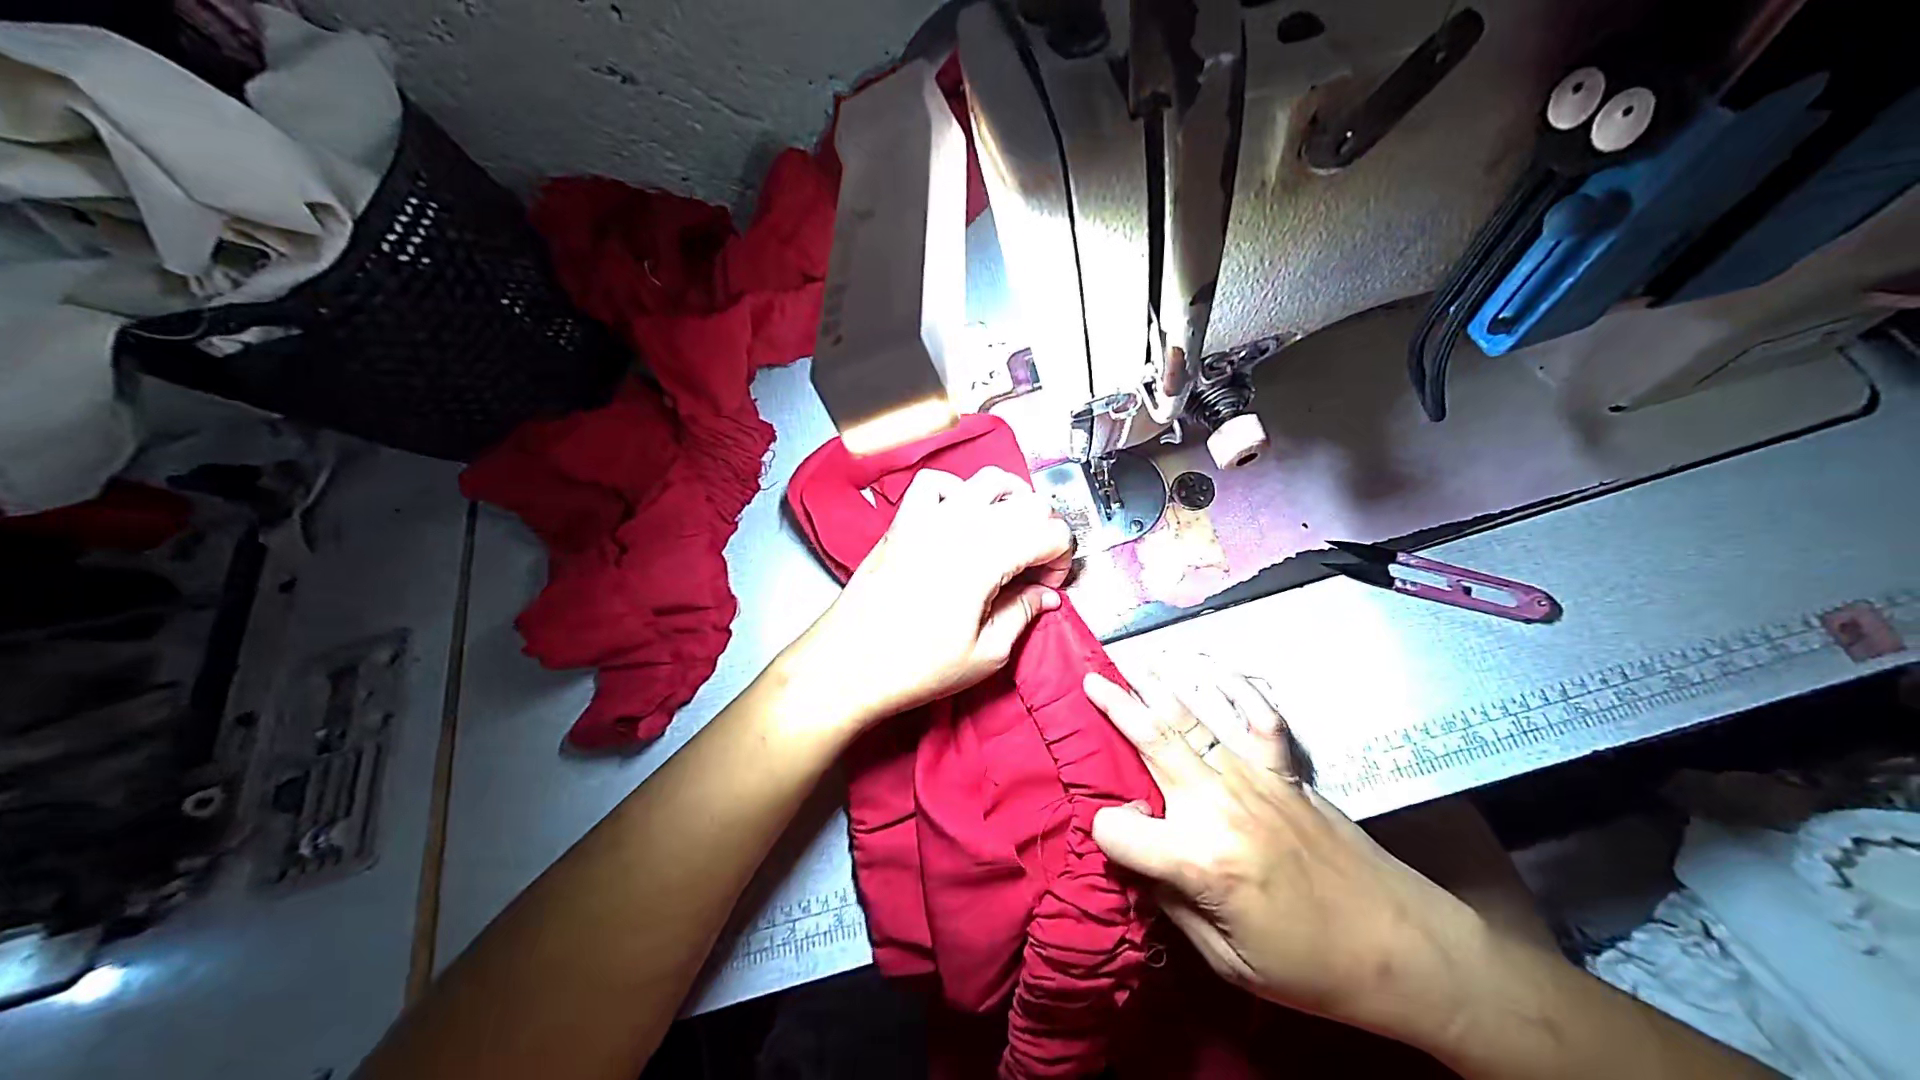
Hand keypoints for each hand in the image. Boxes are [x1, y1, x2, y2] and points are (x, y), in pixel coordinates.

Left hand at [783, 466, 1072, 732]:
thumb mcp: (985, 653)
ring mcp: (928, 518)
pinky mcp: (903, 522)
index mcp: (986, 557)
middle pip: (1028, 502)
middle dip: (1044, 532)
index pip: (1051, 532)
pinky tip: (962, 518)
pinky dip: (959, 492)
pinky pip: (937, 483)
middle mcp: (959, 526)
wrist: (848, 664)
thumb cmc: (908, 665)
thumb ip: (1023, 614)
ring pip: (989, 480)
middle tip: (1035, 568)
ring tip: (1010, 535)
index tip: (1050, 584)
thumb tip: (1044, 596)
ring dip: (1012, 503)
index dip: (1061, 558)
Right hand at [1082, 662, 1497, 1049]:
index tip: (1115, 843)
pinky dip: (1234, 689)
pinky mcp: (1286, 773)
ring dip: (1163, 686)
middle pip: (1153, 743)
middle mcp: (1221, 806)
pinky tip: (1214, 669)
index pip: (1119, 830)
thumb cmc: (1310, 967)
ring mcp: (1257, 781)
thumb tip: (1137, 857)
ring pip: (1197, 720)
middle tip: (1090, 681)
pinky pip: (1256, 719)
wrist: (1404, 949)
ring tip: (1140, 662)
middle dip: (1115, 708)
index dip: (1107, 835)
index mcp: (1200, 860)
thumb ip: (1170, 902)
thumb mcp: (1227, 961)